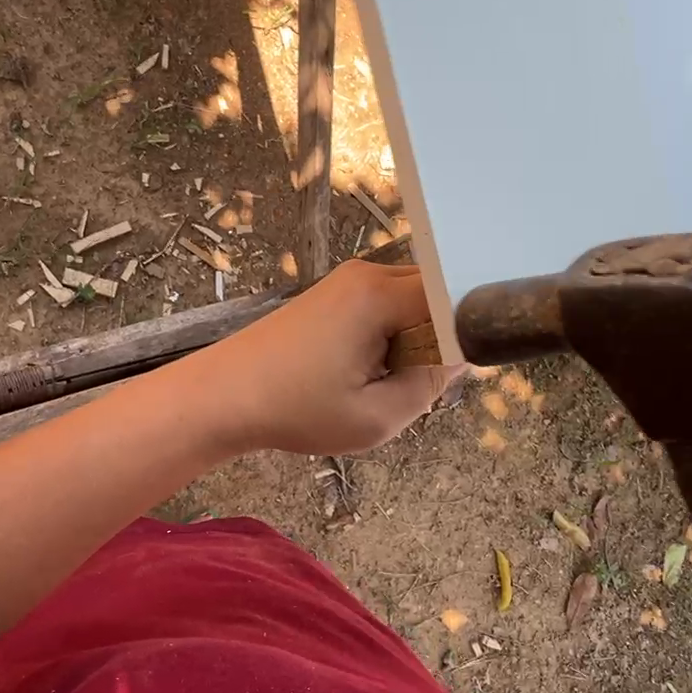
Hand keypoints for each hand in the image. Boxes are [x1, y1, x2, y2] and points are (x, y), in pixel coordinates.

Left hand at [195, 260, 460, 455]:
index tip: (461, 372)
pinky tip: (360, 372)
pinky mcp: (331, 296)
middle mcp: (366, 275)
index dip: (469, 334)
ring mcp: (346, 282)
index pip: (456, 297)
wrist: (222, 396)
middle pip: (435, 295)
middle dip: (439, 339)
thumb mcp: (376, 417)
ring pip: (410, 304)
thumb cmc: (293, 410)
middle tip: (415, 385)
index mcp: (380, 295)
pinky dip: (387, 339)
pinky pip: (384, 309)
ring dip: (411, 341)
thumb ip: (430, 385)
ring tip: (381, 381)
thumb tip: (460, 358)